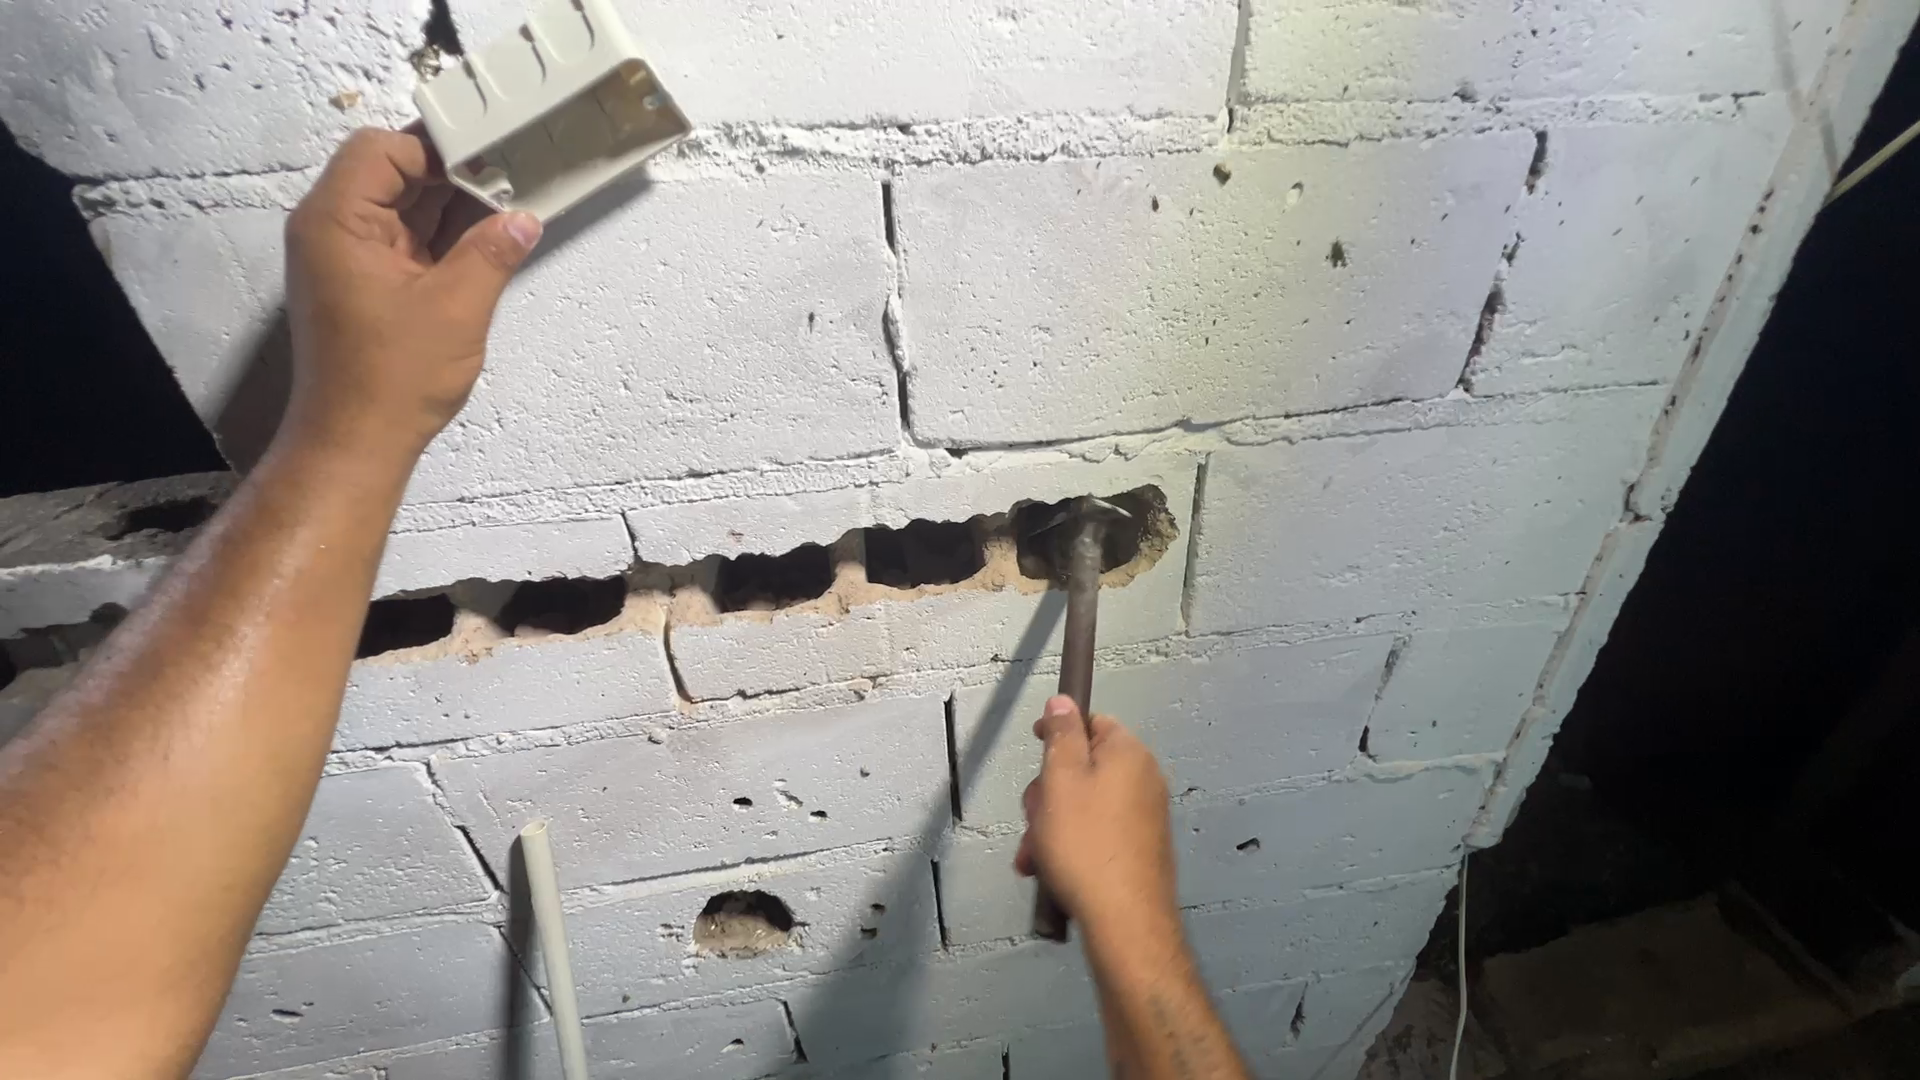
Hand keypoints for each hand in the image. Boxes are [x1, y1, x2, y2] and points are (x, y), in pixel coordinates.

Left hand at [282, 127, 541, 461]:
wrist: (361, 436)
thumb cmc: (397, 374)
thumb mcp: (458, 309)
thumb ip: (491, 256)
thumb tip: (524, 220)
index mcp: (338, 222)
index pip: (381, 152)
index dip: (436, 152)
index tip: (491, 164)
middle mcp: (336, 231)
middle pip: (393, 178)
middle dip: (452, 179)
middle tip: (511, 183)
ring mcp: (352, 260)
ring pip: (406, 213)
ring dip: (455, 212)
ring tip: (509, 211)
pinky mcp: (371, 287)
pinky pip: (410, 246)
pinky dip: (447, 242)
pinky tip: (489, 246)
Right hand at [1015, 696, 1178, 940]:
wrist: (1125, 923)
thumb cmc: (1085, 843)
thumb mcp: (1060, 779)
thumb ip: (1061, 735)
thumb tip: (1064, 701)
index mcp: (1128, 754)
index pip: (1091, 721)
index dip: (1058, 732)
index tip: (1034, 748)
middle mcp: (1143, 779)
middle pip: (1083, 767)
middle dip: (1048, 791)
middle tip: (1033, 817)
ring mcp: (1144, 817)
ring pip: (1084, 805)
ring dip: (1051, 824)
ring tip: (1034, 855)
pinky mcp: (1140, 850)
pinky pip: (1096, 832)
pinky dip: (1070, 845)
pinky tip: (1049, 871)